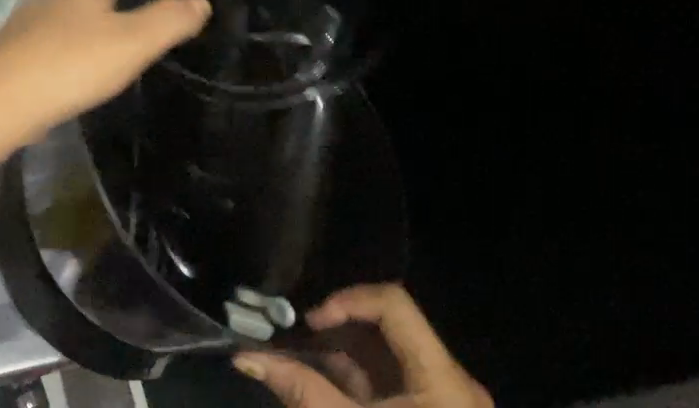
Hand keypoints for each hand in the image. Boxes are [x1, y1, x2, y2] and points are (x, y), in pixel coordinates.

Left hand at [0, 0, 208, 141]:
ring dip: (79, 38)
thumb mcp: (134, 43)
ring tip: (101, 67)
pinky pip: (40, 49)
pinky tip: (64, 83)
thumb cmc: (73, 65)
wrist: (2, 101)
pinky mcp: (7, 51)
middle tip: (132, 46)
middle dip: (107, 15)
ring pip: (61, 23)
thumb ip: (169, 20)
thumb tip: (201, 0)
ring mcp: (23, 22)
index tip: (153, 14)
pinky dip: (55, 60)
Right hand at [234, 285, 490, 407]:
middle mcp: (453, 380)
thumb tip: (246, 358)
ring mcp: (448, 399)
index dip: (347, 300)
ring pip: (390, 353)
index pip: (393, 303)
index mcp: (442, 378)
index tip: (311, 323)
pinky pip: (397, 379)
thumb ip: (300, 389)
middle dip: (338, 331)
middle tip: (301, 344)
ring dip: (345, 354)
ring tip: (309, 369)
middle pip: (389, 327)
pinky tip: (331, 390)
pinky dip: (360, 378)